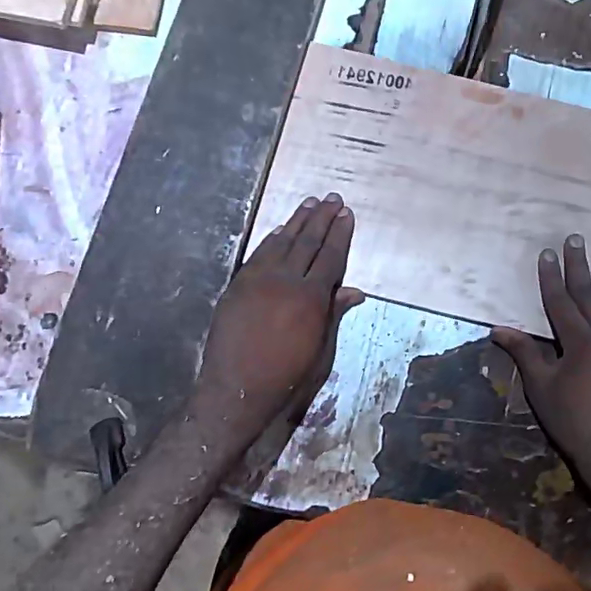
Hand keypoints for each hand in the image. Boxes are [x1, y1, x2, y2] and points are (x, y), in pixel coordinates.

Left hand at [194, 194, 362, 442]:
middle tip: (332, 198)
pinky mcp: (237, 287)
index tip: (346, 214)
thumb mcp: (321, 351)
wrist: (236, 391)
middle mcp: (285, 282)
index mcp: (311, 298)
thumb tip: (354, 290)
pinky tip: (279, 230)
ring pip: (281, 242)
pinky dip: (271, 240)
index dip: (340, 234)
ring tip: (309, 203)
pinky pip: (257, 255)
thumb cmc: (287, 378)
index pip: (330, 256)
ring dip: (297, 221)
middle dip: (322, 219)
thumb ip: (334, 315)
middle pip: (307, 242)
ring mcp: (258, 282)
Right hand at [491, 234, 590, 485]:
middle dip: (580, 265)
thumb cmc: (571, 419)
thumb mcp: (541, 387)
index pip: (559, 301)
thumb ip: (524, 353)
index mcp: (577, 342)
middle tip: (577, 238)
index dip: (550, 276)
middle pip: (589, 294)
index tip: (547, 252)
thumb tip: (498, 330)